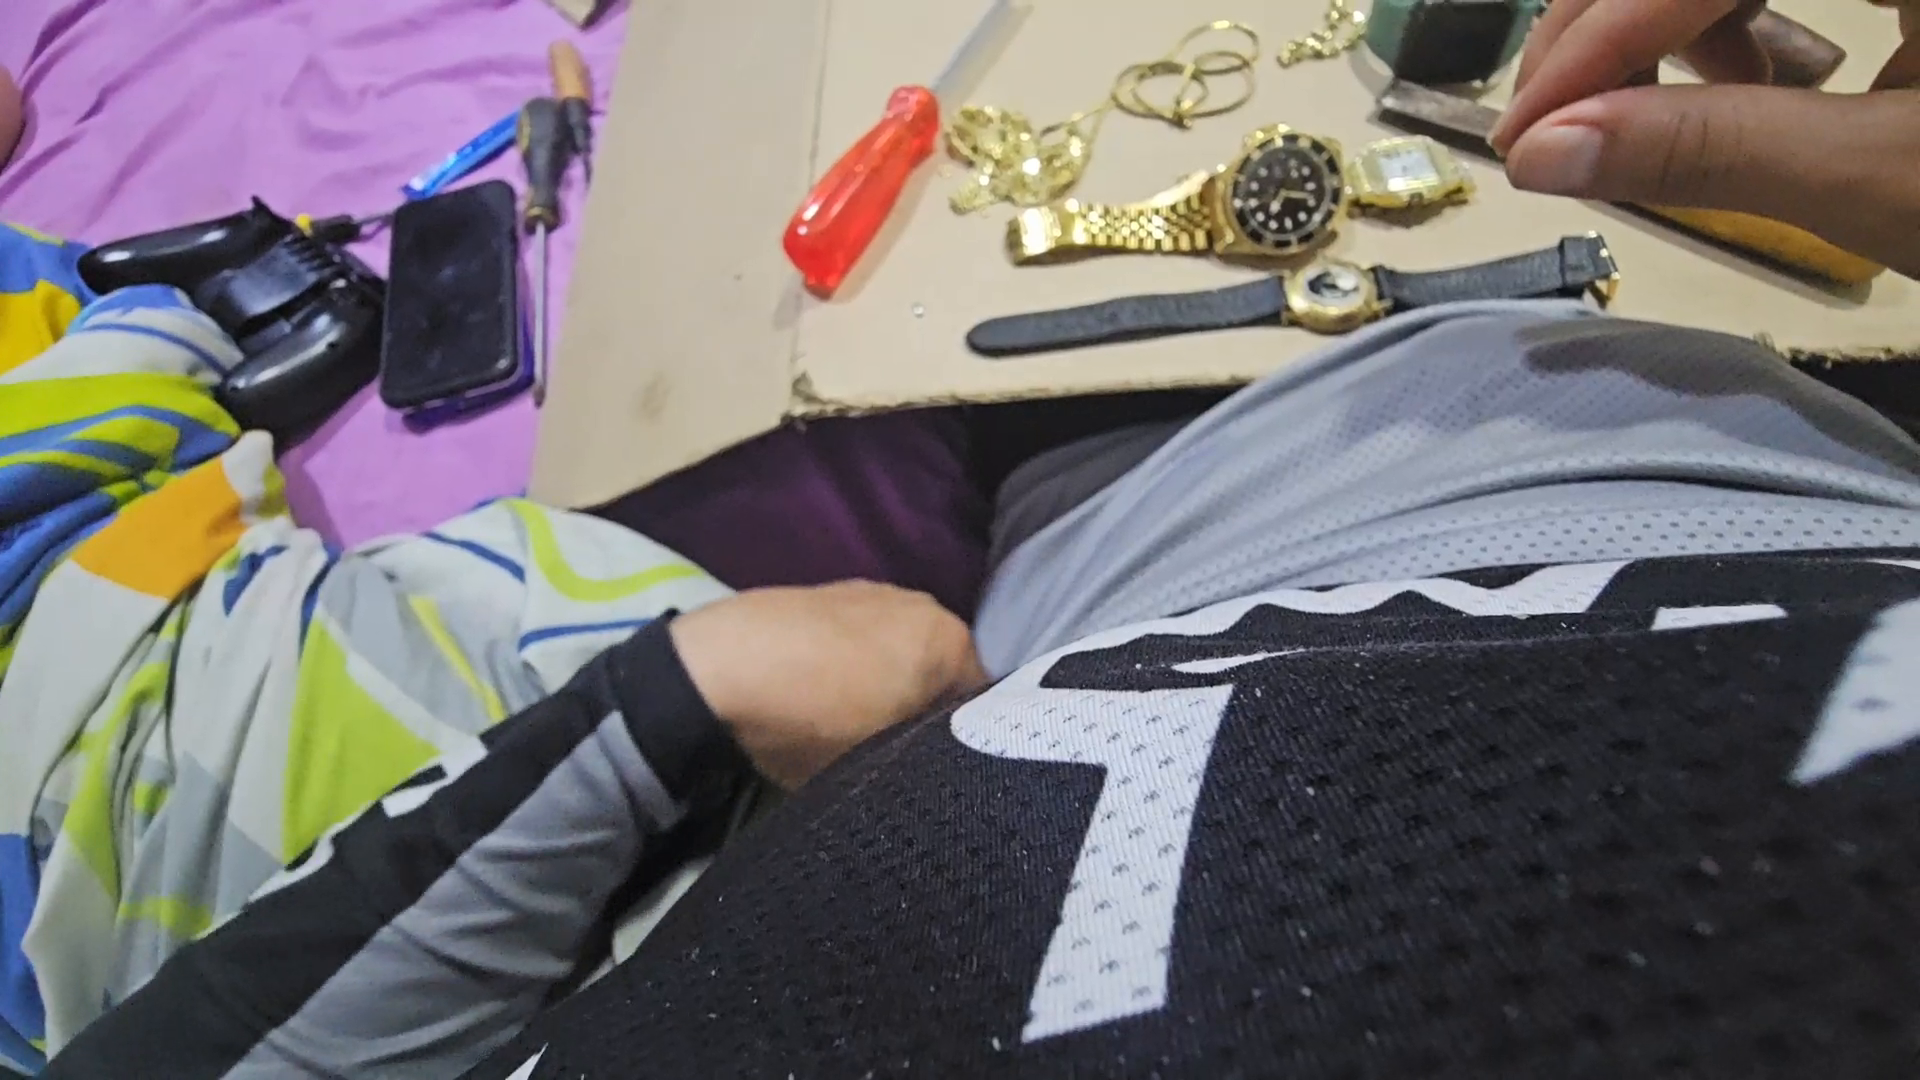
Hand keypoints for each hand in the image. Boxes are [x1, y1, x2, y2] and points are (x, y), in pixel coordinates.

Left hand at [669, 581, 988, 788]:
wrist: (722, 666)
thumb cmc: (817, 718)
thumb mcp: (881, 760)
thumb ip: (926, 756)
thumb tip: (939, 758)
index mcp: (949, 639)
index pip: (984, 697)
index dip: (965, 739)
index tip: (938, 767)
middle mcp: (922, 604)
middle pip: (943, 668)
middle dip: (927, 705)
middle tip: (898, 747)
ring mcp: (874, 591)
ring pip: (902, 649)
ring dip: (891, 679)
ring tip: (854, 715)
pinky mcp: (831, 591)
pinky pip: (865, 634)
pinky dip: (857, 659)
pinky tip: (823, 686)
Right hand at [1489, 0, 1919, 276]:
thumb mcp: (1884, 180)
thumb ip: (1705, 154)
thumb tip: (1539, 155)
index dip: (1603, 35)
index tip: (1524, 134)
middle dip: (1610, 17)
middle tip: (1553, 114)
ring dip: (1663, 18)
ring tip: (1647, 106)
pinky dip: (1733, 14)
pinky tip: (1744, 76)